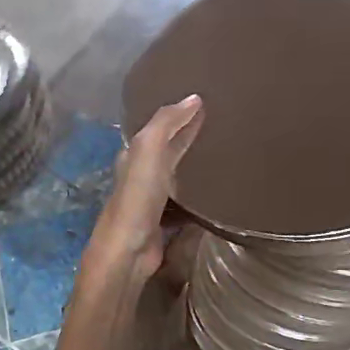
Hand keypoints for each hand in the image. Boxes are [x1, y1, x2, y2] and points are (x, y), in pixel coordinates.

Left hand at [82, 95, 204, 291]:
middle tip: (216, 122)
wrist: (127, 251)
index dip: (179, 114)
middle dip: (186, 135)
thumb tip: (194, 98)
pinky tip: (213, 194)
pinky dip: (195, 193)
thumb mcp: (148, 150)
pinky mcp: (163, 224)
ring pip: (174, 174)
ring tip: (221, 154)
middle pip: (166, 149)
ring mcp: (151, 201)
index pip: (159, 127)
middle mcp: (140, 175)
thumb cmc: (137, 197)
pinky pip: (183, 202)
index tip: (205, 101)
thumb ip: (166, 123)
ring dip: (191, 164)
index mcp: (134, 155)